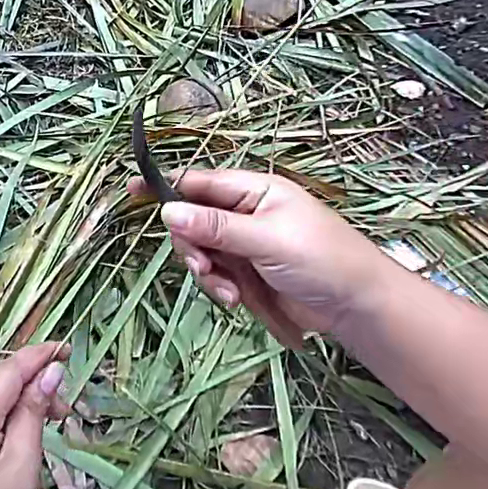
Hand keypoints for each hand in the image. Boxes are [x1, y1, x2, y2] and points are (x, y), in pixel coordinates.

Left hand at [0, 342, 68, 488]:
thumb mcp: (21, 468)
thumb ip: (33, 414)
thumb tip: (50, 373)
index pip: (8, 369)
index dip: (39, 356)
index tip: (68, 349)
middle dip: (30, 378)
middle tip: (63, 404)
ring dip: (14, 394)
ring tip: (45, 419)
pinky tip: (16, 430)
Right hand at [130, 169, 402, 346]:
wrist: (356, 305)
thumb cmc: (321, 258)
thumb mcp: (268, 239)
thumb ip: (217, 227)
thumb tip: (169, 211)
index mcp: (253, 191)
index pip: (200, 183)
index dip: (167, 188)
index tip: (130, 192)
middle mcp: (244, 214)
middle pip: (193, 222)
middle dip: (192, 246)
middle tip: (203, 267)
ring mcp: (244, 245)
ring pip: (201, 252)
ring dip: (207, 273)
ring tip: (230, 292)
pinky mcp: (247, 273)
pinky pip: (216, 276)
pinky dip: (219, 288)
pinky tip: (238, 300)